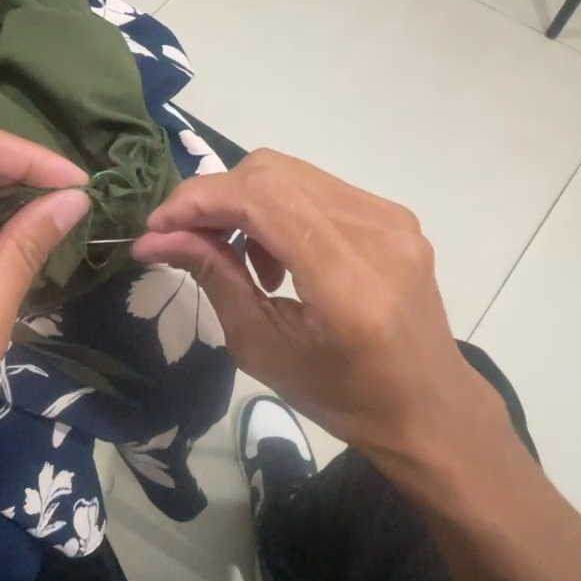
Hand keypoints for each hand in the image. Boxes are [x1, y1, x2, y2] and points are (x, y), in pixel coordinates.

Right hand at [131, 150, 505, 466]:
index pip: (263, 200)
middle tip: (185, 238)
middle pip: (272, 173)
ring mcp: (392, 219)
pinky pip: (316, 187)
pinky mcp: (394, 215)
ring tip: (236, 257)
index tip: (157, 228)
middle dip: (214, 196)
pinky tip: (275, 253)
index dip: (200, 200)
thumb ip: (213, 277)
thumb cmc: (339, 396)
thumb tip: (153, 240)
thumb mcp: (261, 346)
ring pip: (291, 173)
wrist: (426, 407)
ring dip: (244, 201)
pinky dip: (277, 207)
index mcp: (347, 282)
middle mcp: (376, 235)